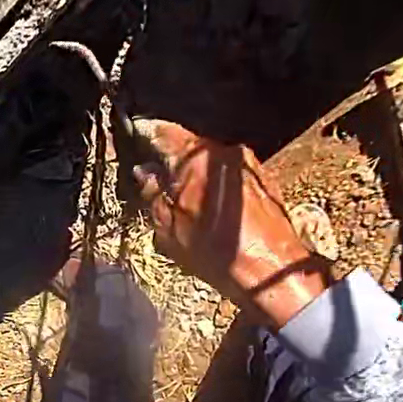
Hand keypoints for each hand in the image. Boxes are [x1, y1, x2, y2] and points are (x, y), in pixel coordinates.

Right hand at [132, 119, 330, 326]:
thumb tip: (144, 172)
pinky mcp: (262, 179)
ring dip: (193, 176)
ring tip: (184, 205)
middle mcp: (224, 151)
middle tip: (154, 183)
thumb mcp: (169, 227)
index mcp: (196, 157)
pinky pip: (227, 174)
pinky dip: (213, 186)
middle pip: (187, 146)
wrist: (270, 270)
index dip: (144, 135)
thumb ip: (152, 193)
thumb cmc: (218, 253)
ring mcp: (247, 164)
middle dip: (170, 162)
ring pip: (208, 161)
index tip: (132, 140)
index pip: (162, 131)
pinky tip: (209, 212)